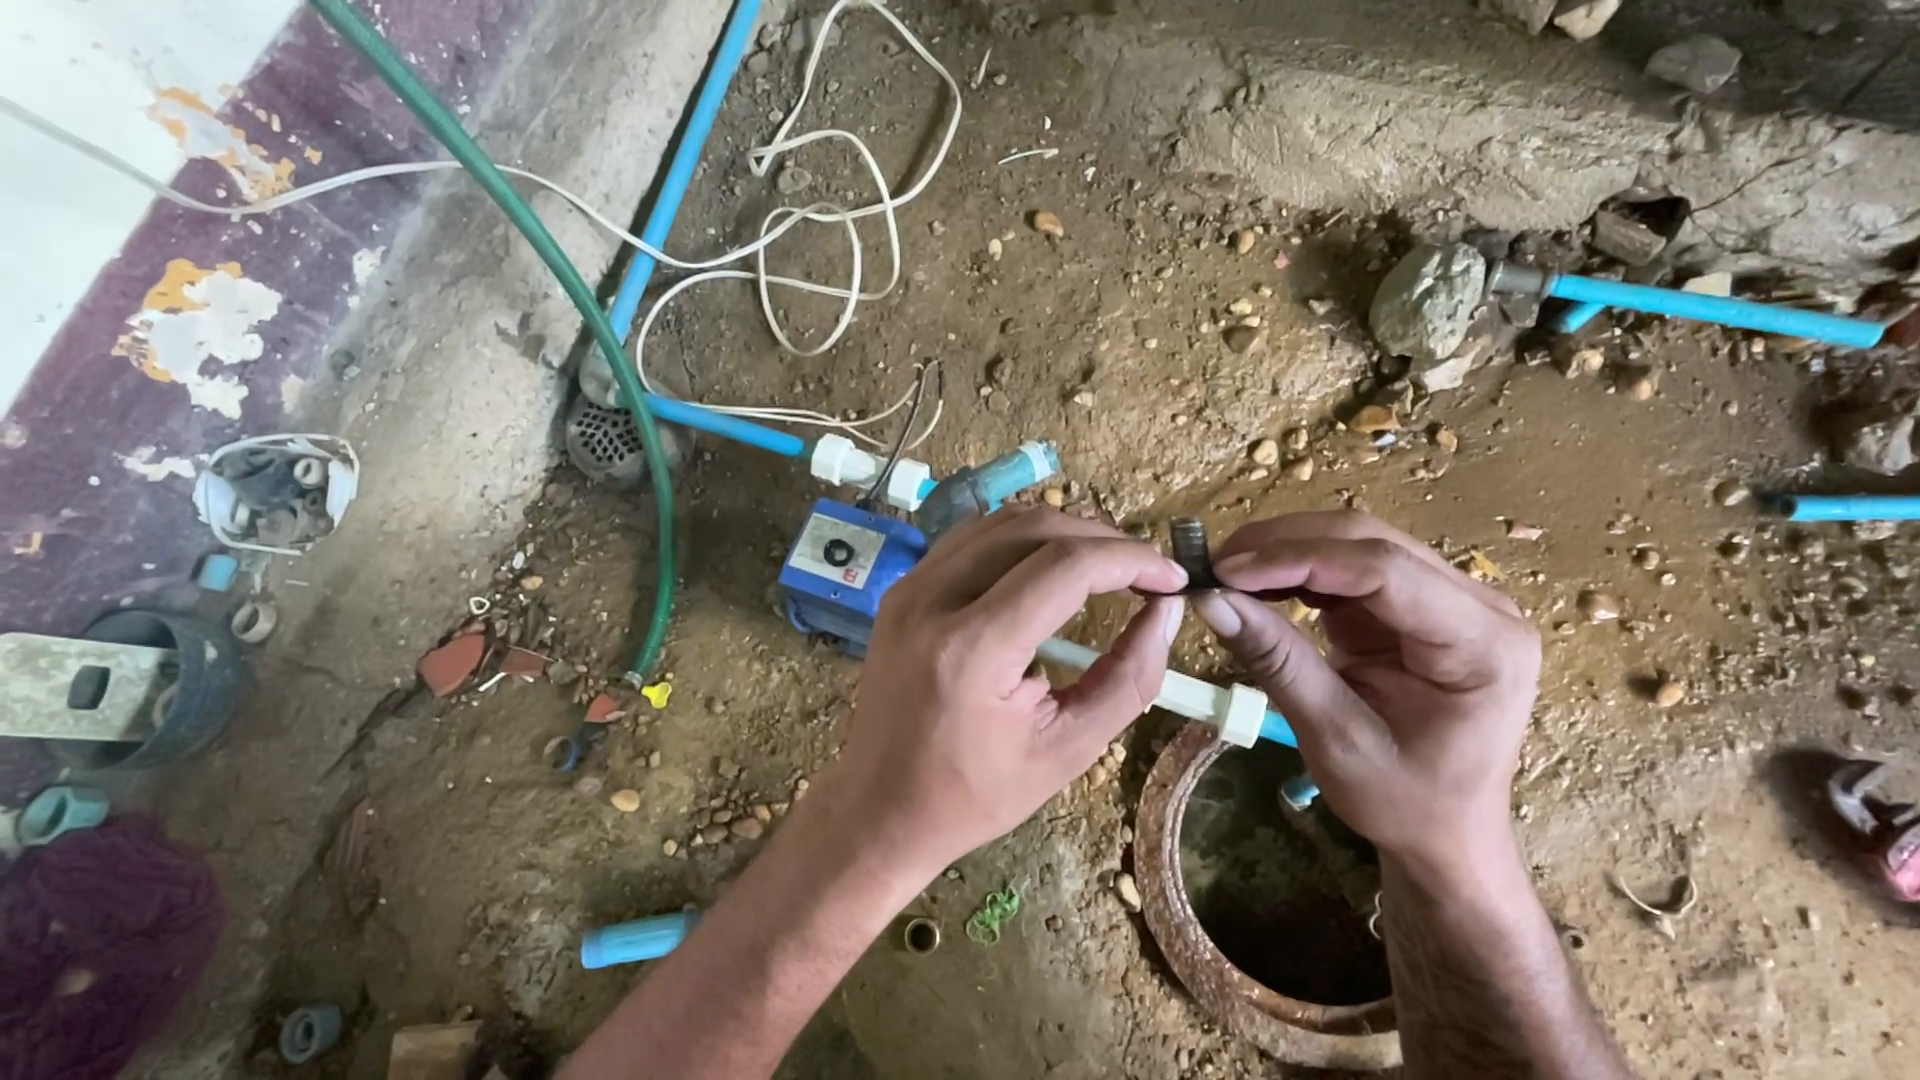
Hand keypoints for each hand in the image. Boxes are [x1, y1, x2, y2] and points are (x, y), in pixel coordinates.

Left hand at [829, 507, 1186, 878]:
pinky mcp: (902, 590)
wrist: (878, 808)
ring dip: (1062, 532)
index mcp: (971, 650)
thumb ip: (1127, 679)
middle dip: (1102, 539)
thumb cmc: (973, 795)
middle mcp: (931, 601)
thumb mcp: (1067, 751)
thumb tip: (1164, 612)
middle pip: (1034, 527)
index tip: (1172, 579)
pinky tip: (1049, 569)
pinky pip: (970, 538)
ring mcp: (909, 589)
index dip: (1130, 560)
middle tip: (1144, 573)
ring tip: (1105, 567)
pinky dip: (1021, 540)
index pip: (1065, 566)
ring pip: (1001, 521)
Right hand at [1190, 511, 1539, 873]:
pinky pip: (1348, 568)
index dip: (1299, 559)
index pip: (1384, 570)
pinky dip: (1297, 571)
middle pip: (1370, 543)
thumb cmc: (1404, 801)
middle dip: (1285, 546)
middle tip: (1213, 567)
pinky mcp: (1415, 604)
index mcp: (1483, 644)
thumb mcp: (1335, 739)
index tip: (1226, 572)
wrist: (1445, 831)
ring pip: (1356, 544)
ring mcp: (1448, 599)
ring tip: (1225, 574)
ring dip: (1286, 551)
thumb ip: (1278, 663)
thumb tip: (1210, 600)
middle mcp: (1478, 606)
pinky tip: (1256, 584)